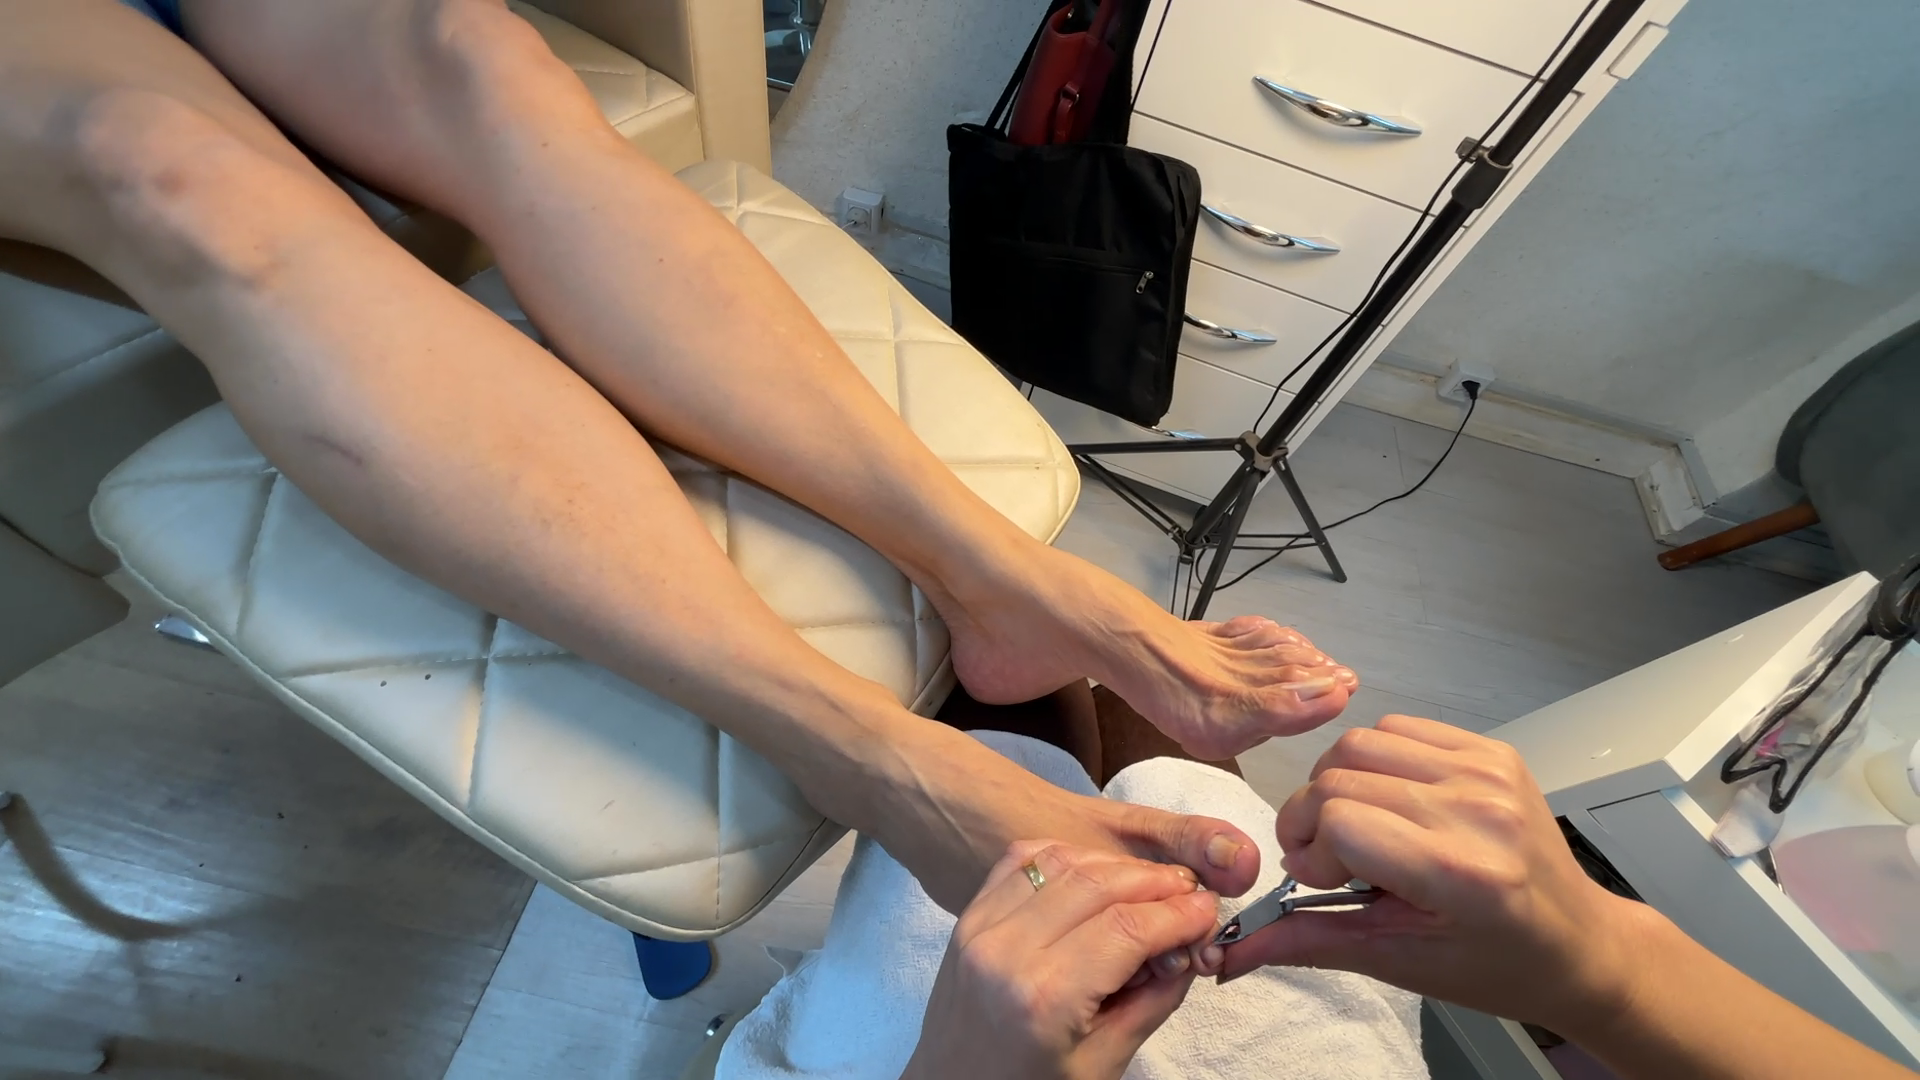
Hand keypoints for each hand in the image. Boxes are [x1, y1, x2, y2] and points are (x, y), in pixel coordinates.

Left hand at [904, 841, 1221, 1079]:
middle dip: (1152, 880)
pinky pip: (1022, 859)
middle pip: (1096, 885)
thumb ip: (1150, 1000)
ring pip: (1060, 861)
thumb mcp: (1102, 1065)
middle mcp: (1007, 949)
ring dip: (1113, 862)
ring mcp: (981, 924)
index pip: (1125, 930)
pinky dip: (1066, 854)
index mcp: (1042, 998)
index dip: (1176, 914)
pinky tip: (1096, 867)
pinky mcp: (969, 913)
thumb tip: (1191, 944)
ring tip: (1151, 878)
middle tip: (1189, 889)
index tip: (1210, 908)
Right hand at [1219, 715, 1634, 1031]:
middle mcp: (1479, 811)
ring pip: (1357, 743)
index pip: (1341, 821)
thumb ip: (1310, 940)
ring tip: (1360, 822)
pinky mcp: (1490, 749)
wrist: (1581, 944)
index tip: (1321, 878)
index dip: (1311, 848)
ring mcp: (1487, 772)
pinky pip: (1391, 727)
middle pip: (1338, 776)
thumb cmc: (1492, 963)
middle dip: (1311, 816)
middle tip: (1328, 855)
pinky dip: (1372, 758)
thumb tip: (1230, 950)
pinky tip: (1390, 797)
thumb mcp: (1397, 962)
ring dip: (1336, 782)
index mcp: (1463, 874)